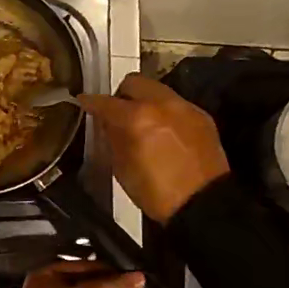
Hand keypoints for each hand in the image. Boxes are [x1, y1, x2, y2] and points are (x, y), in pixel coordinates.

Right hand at [78, 74, 230, 222]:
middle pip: (134, 83)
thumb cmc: (157, 193)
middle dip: (121, 94)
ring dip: (145, 101)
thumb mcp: (123, 169)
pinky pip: (176, 104)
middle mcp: (162, 104)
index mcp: (137, 119)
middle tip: (117, 112)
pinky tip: (165, 132)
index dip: (91, 102)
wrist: (204, 205)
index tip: (85, 102)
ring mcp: (184, 108)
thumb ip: (113, 139)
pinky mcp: (202, 116)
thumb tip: (108, 123)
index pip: (106, 102)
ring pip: (157, 90)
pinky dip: (165, 112)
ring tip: (142, 122)